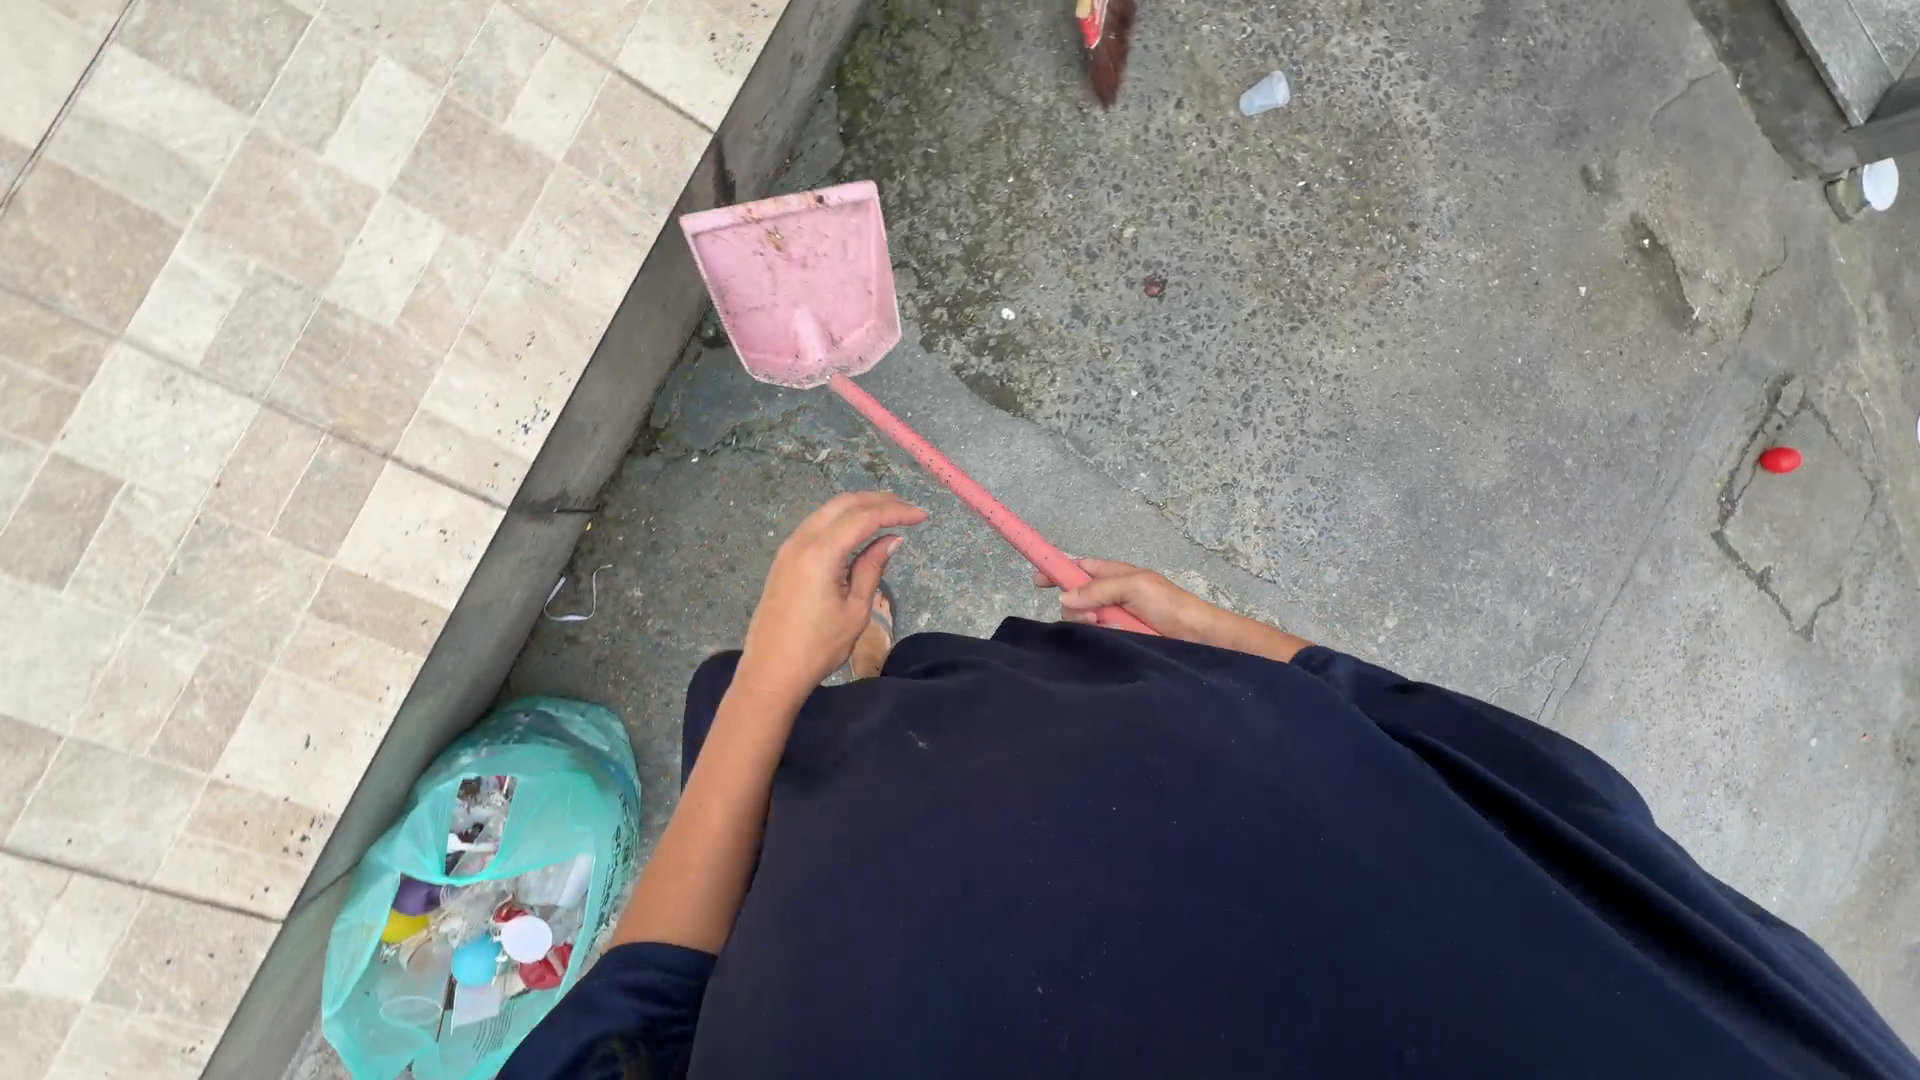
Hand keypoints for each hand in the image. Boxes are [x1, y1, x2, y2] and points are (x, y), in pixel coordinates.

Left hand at [739, 492, 926, 696]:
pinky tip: (860, 531)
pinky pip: (817, 525)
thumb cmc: (818, 647)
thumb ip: (872, 568)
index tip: (922, 516)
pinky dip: (842, 520)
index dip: (895, 512)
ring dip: (859, 508)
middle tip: (908, 508)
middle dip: (878, 501)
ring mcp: (789, 548)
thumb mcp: (855, 610)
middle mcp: (801, 541)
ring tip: (889, 514)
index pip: (864, 518)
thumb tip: (892, 539)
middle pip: (843, 504)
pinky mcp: (785, 559)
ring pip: (828, 511)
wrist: (771, 671)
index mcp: (820, 554)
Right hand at [1034, 558, 1311, 662]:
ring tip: (1112, 627)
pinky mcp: (1118, 641)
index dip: (1057, 569)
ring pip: (1083, 620)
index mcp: (1115, 575)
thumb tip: (1065, 597)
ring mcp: (1114, 620)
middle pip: (1074, 598)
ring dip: (1091, 623)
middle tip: (1094, 616)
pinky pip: (1095, 638)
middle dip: (1077, 606)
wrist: (1200, 640)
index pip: (1079, 568)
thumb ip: (1099, 588)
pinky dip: (1099, 637)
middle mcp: (1110, 597)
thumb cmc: (1172, 606)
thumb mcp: (1136, 586)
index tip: (1037, 579)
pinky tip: (1112, 638)